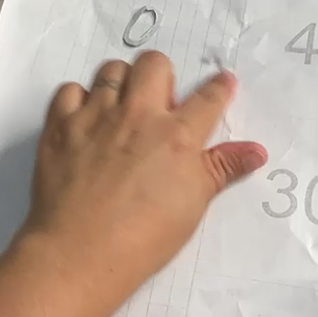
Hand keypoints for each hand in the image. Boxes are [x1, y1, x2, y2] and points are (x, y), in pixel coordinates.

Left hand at [20, 51, 266, 300]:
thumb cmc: (144, 236)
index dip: (220, 87)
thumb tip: (256, 151)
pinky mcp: (61, 127)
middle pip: (154, 64)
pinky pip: (69, 90)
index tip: (223, 84)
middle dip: (162, 77)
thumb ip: (223, 169)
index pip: (208, 98)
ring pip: (111, 70)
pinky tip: (86, 122)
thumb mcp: (194, 204)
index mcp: (177, 135)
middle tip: (159, 106)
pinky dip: (78, 100)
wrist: (80, 252)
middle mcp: (138, 115)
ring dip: (121, 84)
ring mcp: (96, 117)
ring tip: (121, 111)